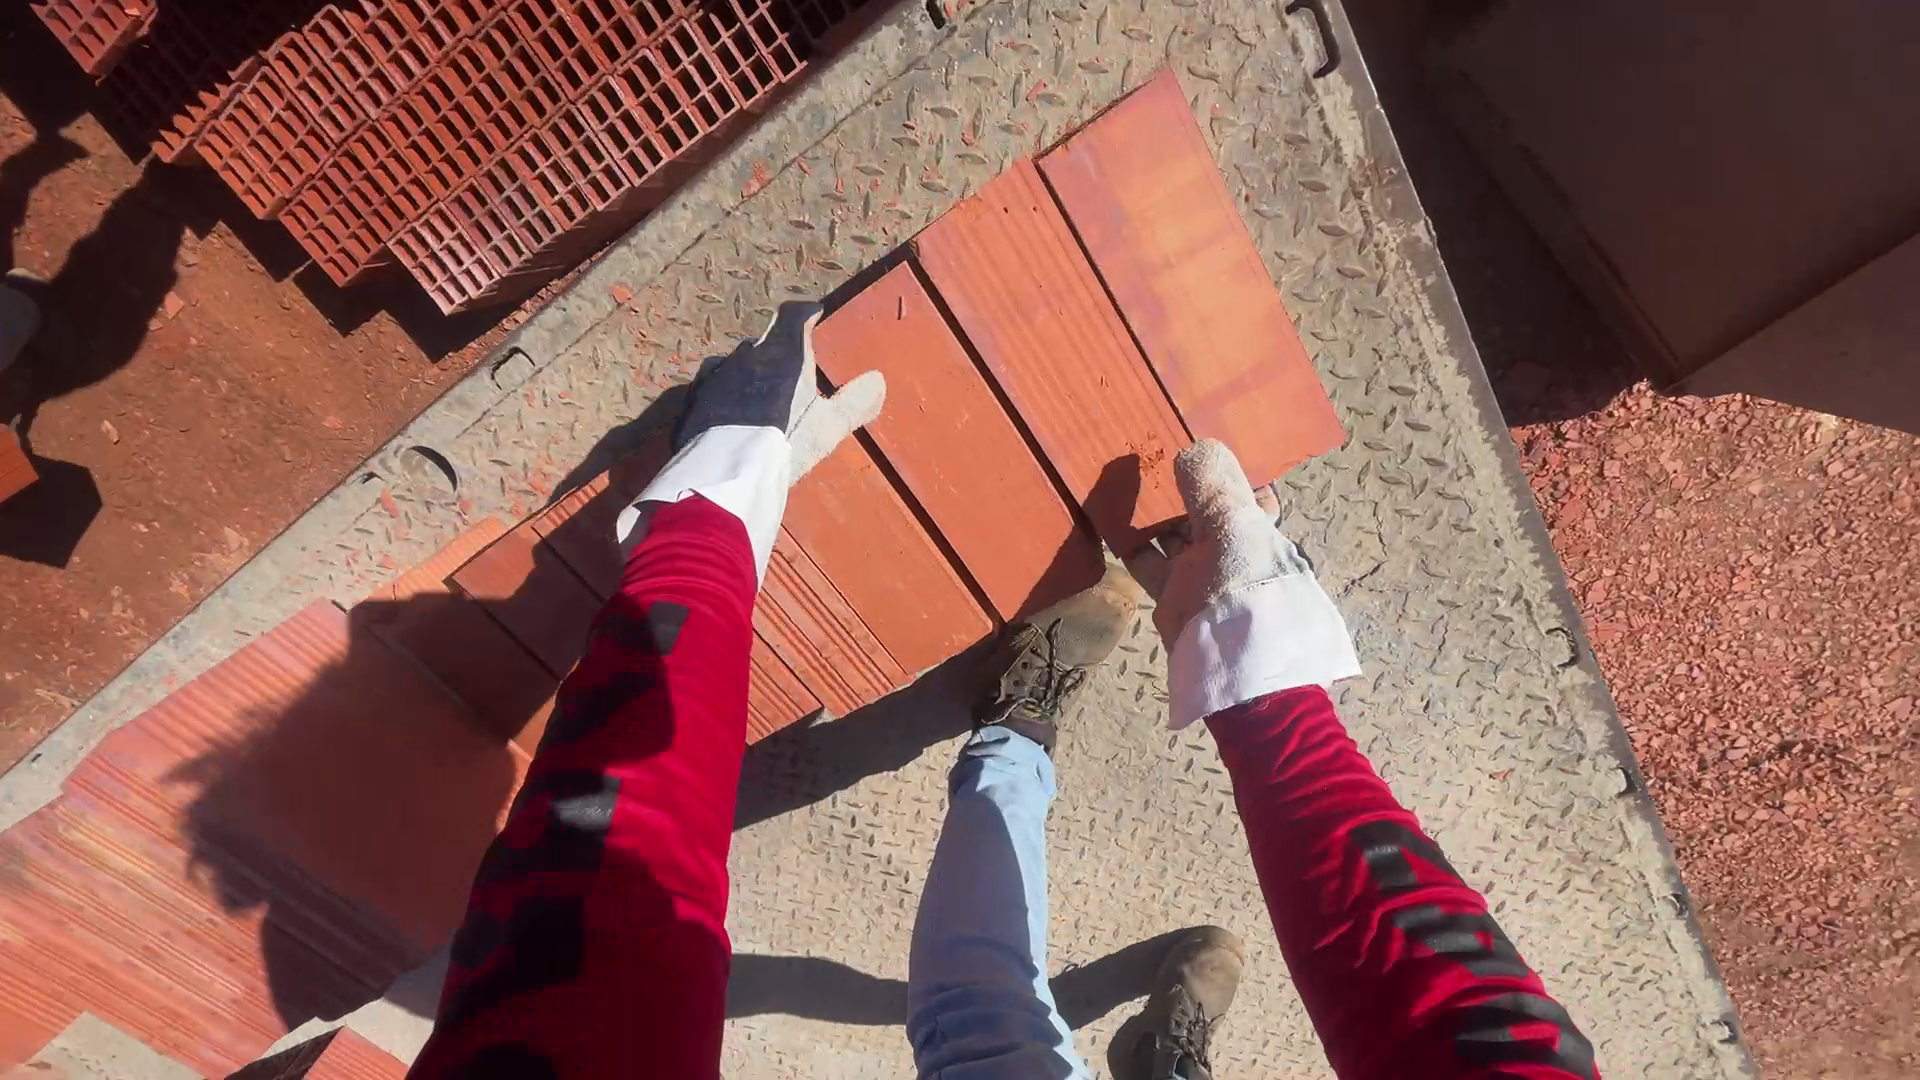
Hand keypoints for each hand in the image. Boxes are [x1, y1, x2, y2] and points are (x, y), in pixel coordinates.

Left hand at [674, 301, 884, 481]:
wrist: (729, 468)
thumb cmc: (787, 438)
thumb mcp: (830, 425)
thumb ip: (855, 402)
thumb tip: (878, 380)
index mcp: (783, 352)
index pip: (792, 315)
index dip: (804, 312)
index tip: (814, 313)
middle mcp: (746, 355)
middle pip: (762, 341)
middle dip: (776, 348)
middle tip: (789, 365)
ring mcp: (715, 377)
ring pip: (734, 364)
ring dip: (748, 373)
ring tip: (758, 392)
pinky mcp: (694, 402)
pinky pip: (713, 388)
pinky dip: (726, 395)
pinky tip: (730, 414)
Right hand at [1123, 440, 1359, 728]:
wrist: (1230, 663)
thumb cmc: (1242, 586)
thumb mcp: (1232, 526)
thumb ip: (1212, 485)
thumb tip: (1194, 447)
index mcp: (1260, 532)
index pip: (1249, 492)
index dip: (1230, 469)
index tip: (1199, 443)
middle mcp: (1232, 551)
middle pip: (1205, 510)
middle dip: (1183, 486)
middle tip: (1152, 454)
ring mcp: (1200, 574)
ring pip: (1174, 533)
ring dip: (1154, 511)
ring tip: (1127, 479)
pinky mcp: (1171, 596)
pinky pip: (1147, 561)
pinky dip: (1130, 542)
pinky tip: (1111, 520)